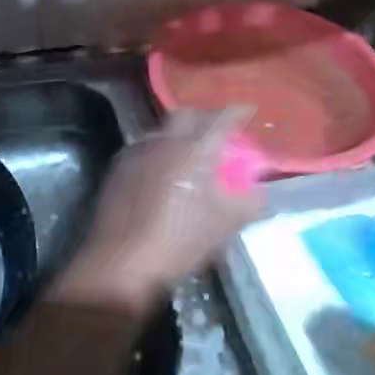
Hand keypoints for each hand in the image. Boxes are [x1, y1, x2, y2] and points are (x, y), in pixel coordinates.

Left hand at [55, 108, 264, 313]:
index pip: (220, 119)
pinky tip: (163, 175)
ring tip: (190, 155)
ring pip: (161, 132)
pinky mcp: (116, 171)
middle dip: (204, 118)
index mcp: (193, 149)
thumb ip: (249, 202)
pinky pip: (144, 150)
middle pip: (186, 115)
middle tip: (218, 133)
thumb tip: (258, 190)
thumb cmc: (180, 242)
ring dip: (179, 136)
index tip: (248, 110)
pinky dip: (160, 154)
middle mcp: (162, 142)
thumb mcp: (226, 225)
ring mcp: (135, 154)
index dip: (237, 112)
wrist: (121, 264)